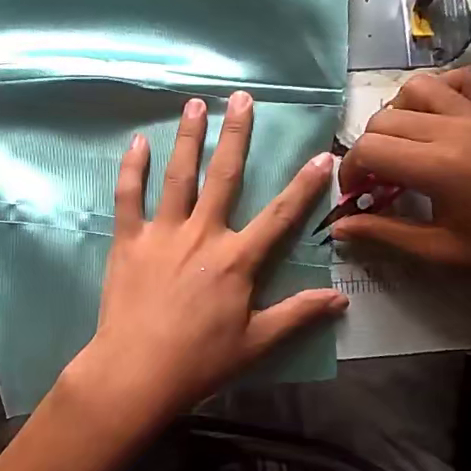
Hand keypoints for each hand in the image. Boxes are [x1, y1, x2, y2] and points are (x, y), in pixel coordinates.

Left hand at [57, 92, 345, 433]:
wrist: (136, 372)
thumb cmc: (200, 361)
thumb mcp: (257, 342)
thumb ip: (298, 314)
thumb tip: (341, 299)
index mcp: (236, 259)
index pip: (279, 215)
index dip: (304, 185)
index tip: (322, 156)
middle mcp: (202, 234)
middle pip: (224, 175)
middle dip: (236, 134)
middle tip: (241, 98)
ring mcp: (162, 233)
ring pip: (178, 176)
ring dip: (189, 138)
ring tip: (195, 104)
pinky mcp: (128, 240)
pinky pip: (129, 197)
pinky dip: (132, 168)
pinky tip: (138, 142)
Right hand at [333, 66, 470, 302]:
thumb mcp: (442, 250)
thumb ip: (386, 233)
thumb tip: (340, 228)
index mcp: (439, 166)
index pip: (370, 149)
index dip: (350, 171)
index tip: (355, 194)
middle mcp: (454, 128)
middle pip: (384, 119)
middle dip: (369, 149)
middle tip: (377, 182)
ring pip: (415, 89)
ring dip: (397, 114)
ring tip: (404, 145)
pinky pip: (460, 78)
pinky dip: (441, 90)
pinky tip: (439, 116)